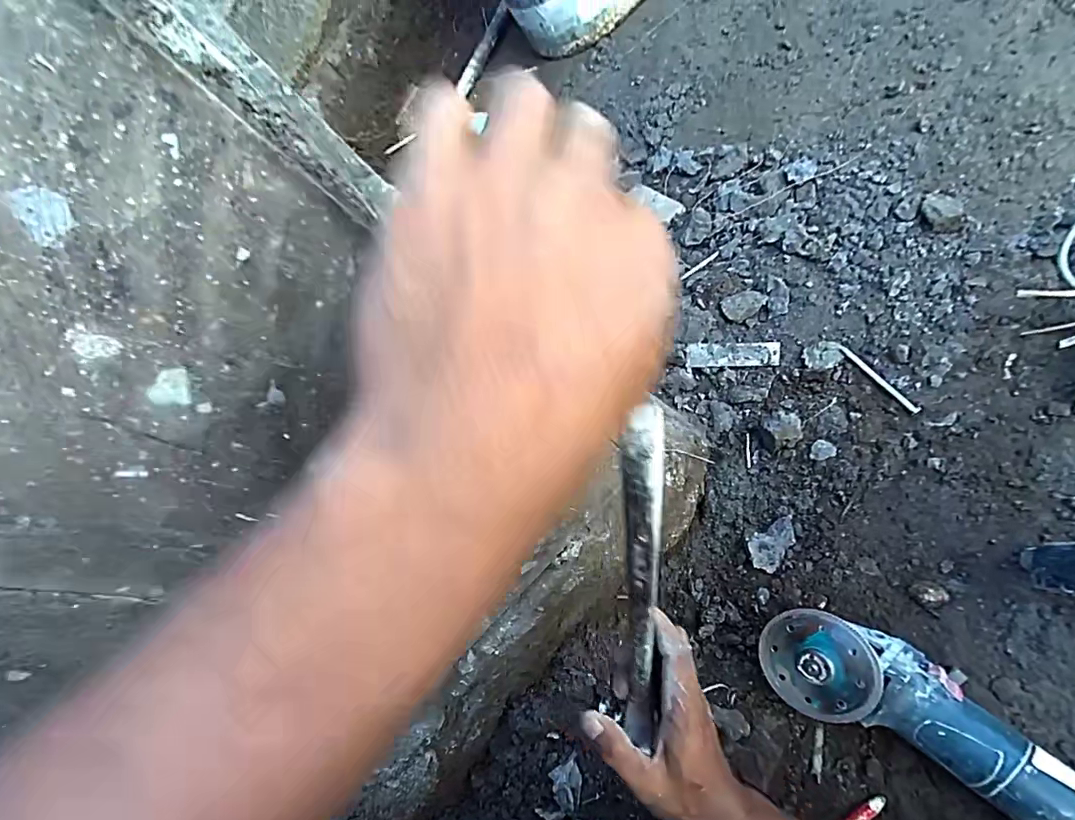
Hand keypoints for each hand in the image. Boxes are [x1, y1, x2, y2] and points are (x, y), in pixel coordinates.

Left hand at [346, 74, 676, 521]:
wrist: (454, 461)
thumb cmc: (536, 445)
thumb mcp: (618, 391)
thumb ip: (622, 316)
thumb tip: (605, 290)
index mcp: (641, 264)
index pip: (631, 213)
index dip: (598, 236)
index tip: (576, 256)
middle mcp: (583, 209)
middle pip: (587, 144)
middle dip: (567, 174)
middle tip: (539, 209)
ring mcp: (506, 190)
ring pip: (525, 103)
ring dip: (515, 132)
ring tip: (495, 172)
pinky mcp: (433, 189)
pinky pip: (440, 111)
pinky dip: (445, 129)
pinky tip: (443, 161)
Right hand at [582, 610, 746, 819]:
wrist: (718, 808)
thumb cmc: (687, 794)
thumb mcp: (644, 778)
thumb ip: (615, 748)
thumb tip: (589, 718)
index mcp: (683, 705)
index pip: (677, 652)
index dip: (662, 627)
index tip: (645, 612)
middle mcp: (690, 696)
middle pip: (672, 649)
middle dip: (642, 647)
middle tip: (620, 676)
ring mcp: (691, 700)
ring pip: (670, 661)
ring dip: (643, 663)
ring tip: (622, 691)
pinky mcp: (688, 707)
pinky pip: (669, 676)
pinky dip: (649, 674)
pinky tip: (632, 699)